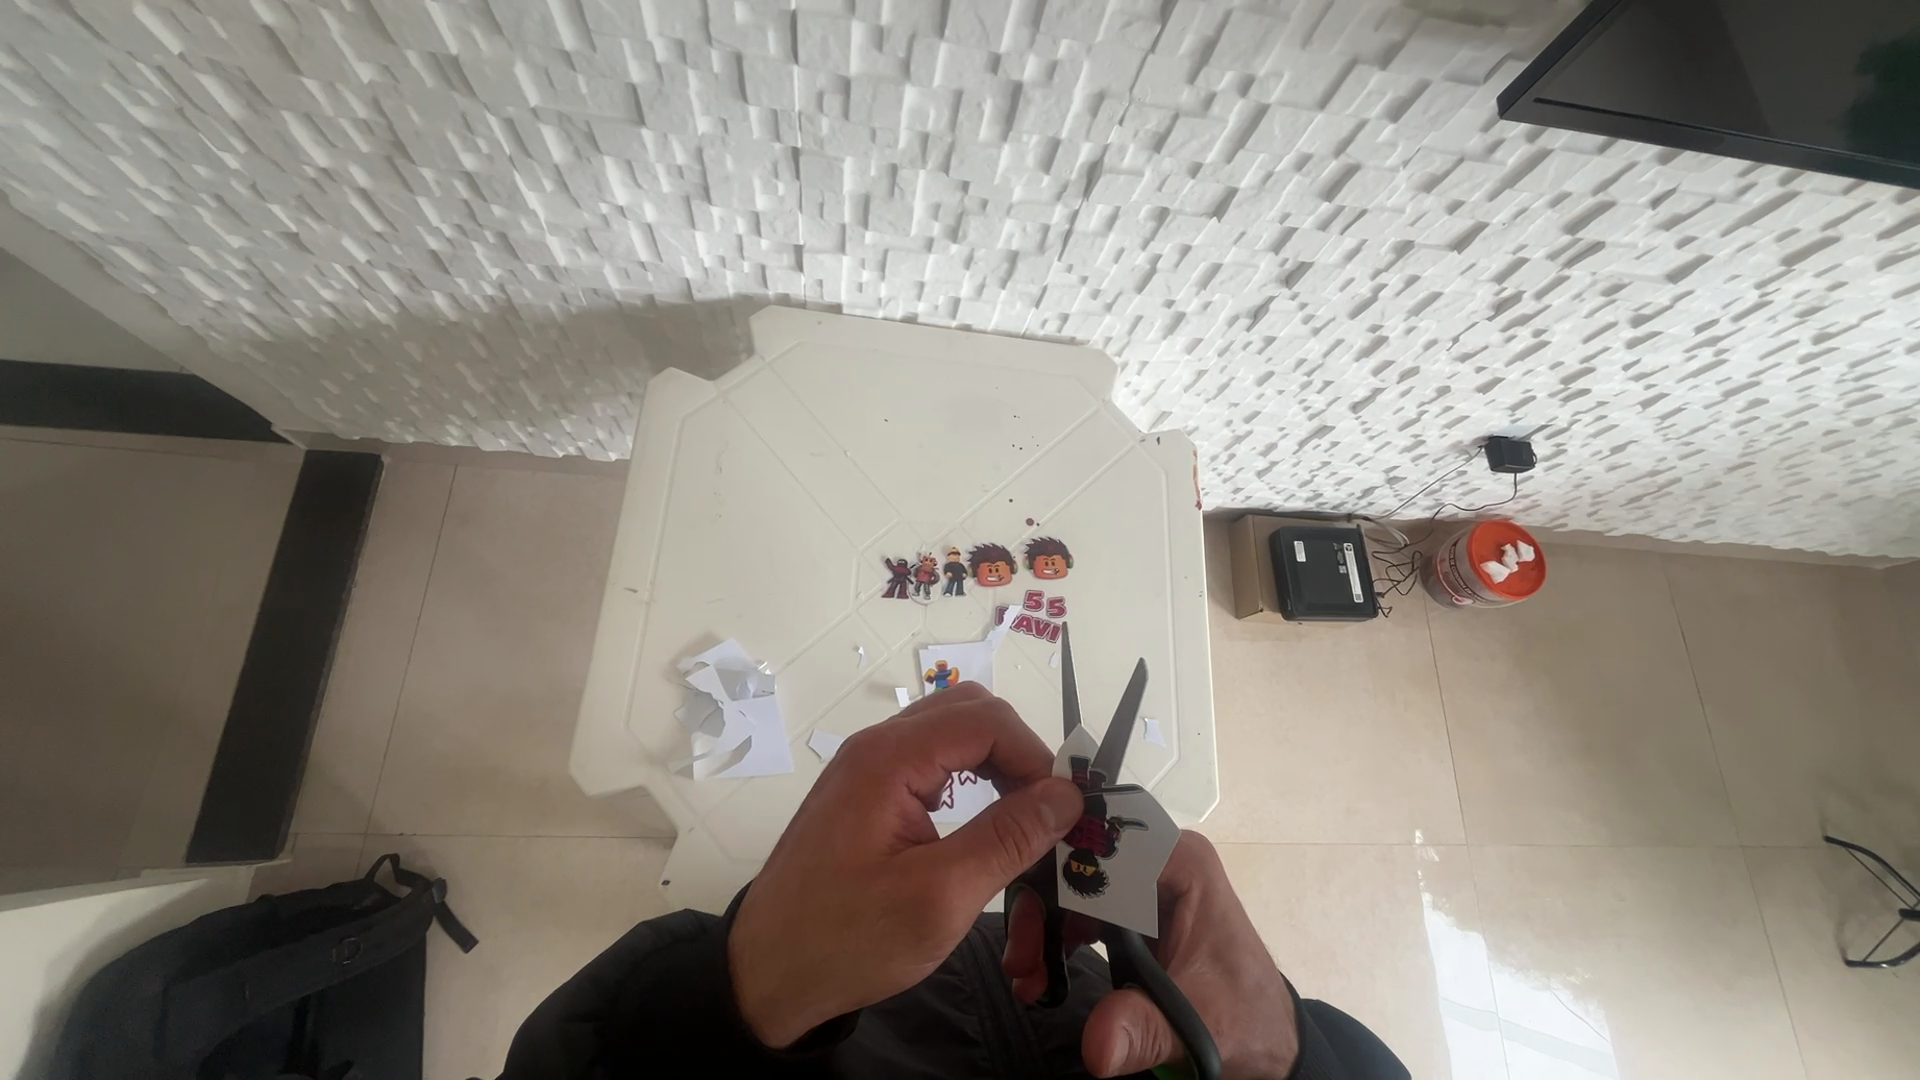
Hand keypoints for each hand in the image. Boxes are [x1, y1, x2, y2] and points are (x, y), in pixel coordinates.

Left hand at [728, 683, 1082, 1047]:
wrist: (765, 972)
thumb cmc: (846, 940)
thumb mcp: (939, 898)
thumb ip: (1007, 838)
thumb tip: (1064, 795)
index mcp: (890, 758)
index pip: (986, 719)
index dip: (1034, 755)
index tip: (1060, 809)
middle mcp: (878, 745)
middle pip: (970, 710)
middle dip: (1017, 751)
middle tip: (1042, 810)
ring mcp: (869, 763)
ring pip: (952, 728)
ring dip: (995, 761)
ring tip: (1020, 816)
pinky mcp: (867, 786)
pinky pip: (931, 755)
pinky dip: (968, 773)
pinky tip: (981, 814)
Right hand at [1004, 831, 1299, 1078]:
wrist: (1266, 1040)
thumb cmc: (1246, 1018)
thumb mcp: (1197, 1024)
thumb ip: (1145, 1027)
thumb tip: (1095, 1044)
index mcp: (1181, 860)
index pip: (1104, 842)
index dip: (1061, 870)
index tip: (1027, 916)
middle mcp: (1159, 855)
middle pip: (1082, 858)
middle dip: (1044, 904)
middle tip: (1018, 956)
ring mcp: (1144, 877)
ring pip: (1075, 879)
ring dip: (1044, 921)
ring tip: (1024, 970)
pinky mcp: (1133, 902)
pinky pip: (1082, 903)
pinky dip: (1057, 933)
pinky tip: (1041, 969)